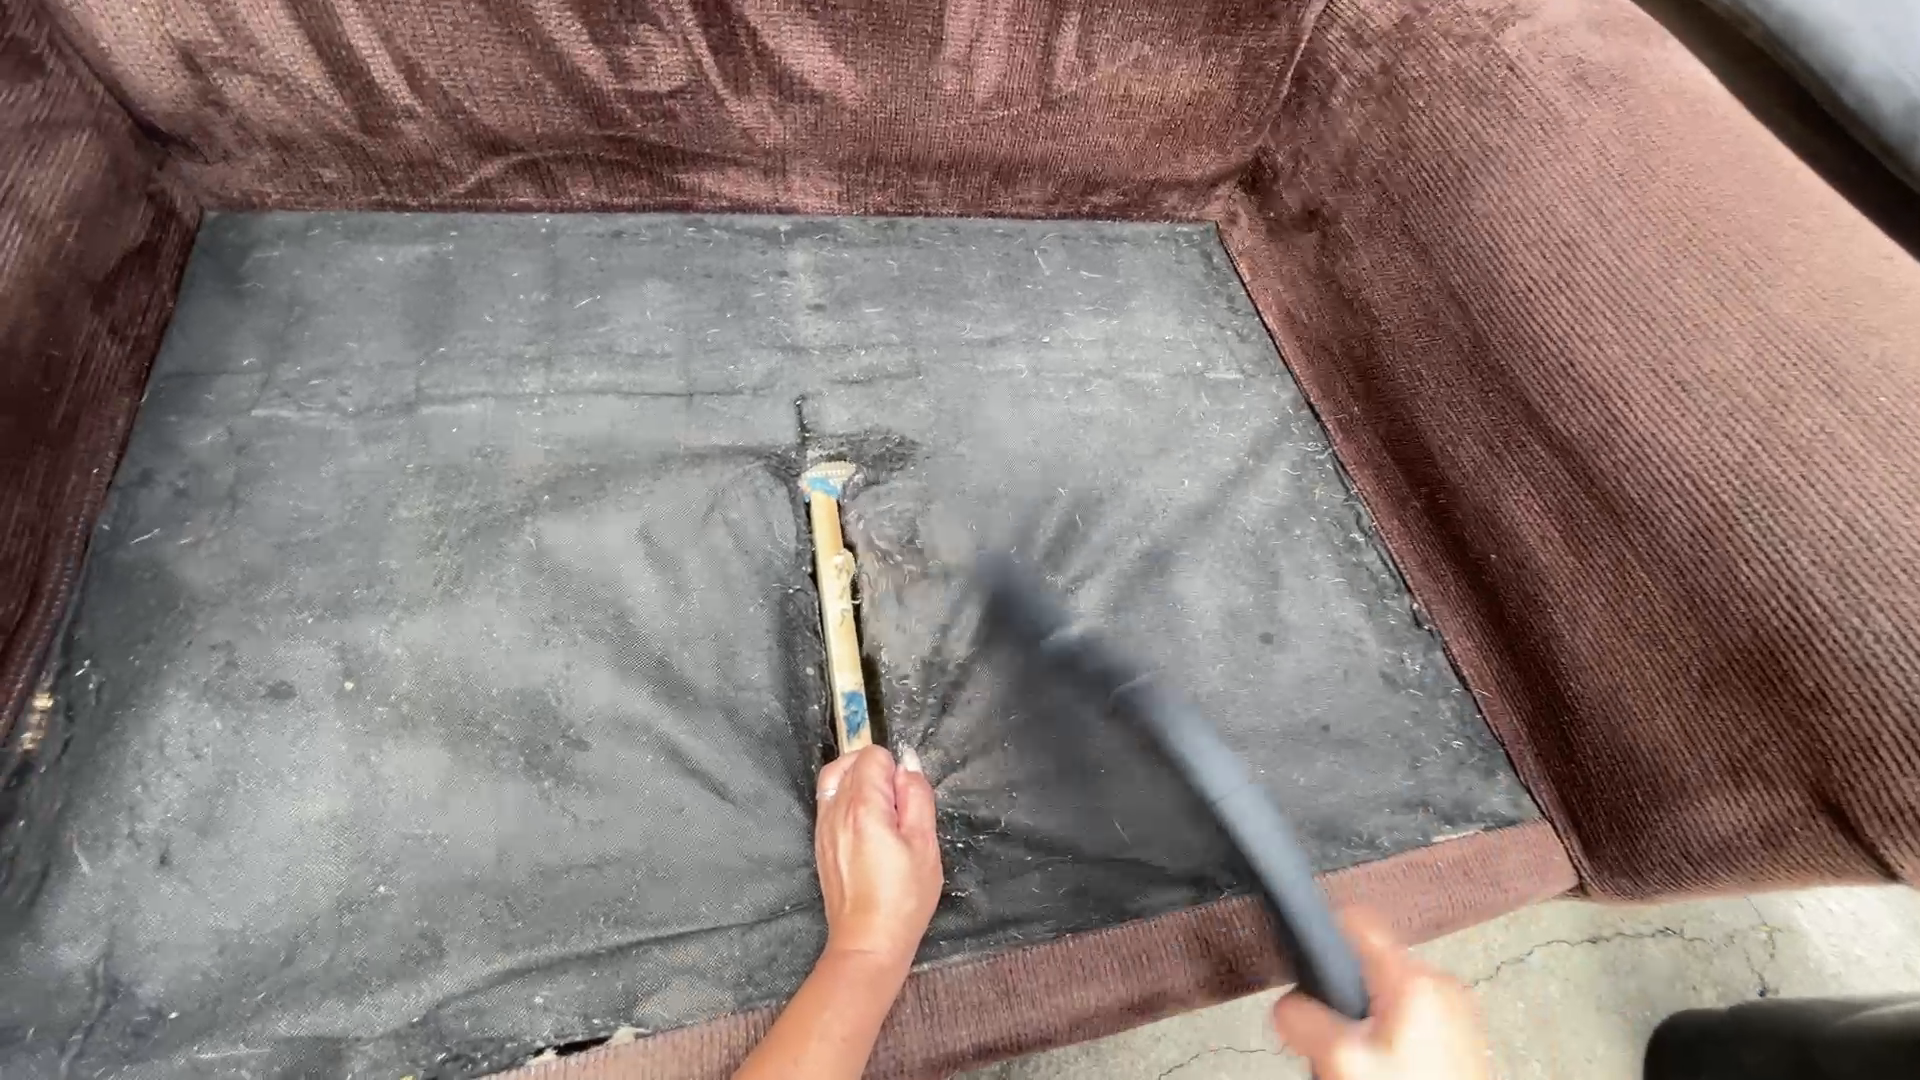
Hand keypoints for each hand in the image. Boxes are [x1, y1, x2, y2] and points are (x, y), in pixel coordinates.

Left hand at [813, 745, 942, 968]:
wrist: (868, 942)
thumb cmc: (903, 897)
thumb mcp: (925, 844)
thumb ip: (918, 796)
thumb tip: (908, 765)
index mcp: (864, 807)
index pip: (872, 755)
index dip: (895, 769)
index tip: (906, 799)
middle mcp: (837, 810)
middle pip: (853, 760)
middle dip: (878, 773)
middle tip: (898, 808)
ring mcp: (824, 825)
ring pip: (836, 776)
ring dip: (860, 781)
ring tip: (882, 810)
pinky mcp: (820, 840)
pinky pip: (829, 799)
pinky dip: (847, 798)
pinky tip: (867, 825)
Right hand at [1271, 909, 1491, 1079]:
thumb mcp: (1338, 1060)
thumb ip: (1299, 1019)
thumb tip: (1285, 1008)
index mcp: (1414, 979)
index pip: (1353, 919)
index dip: (1319, 933)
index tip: (1304, 959)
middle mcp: (1441, 988)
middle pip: (1365, 962)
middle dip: (1340, 995)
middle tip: (1331, 1034)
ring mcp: (1455, 1018)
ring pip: (1384, 995)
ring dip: (1362, 1021)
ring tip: (1358, 1062)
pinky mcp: (1460, 1045)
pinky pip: (1406, 1022)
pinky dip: (1387, 1039)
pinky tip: (1383, 1072)